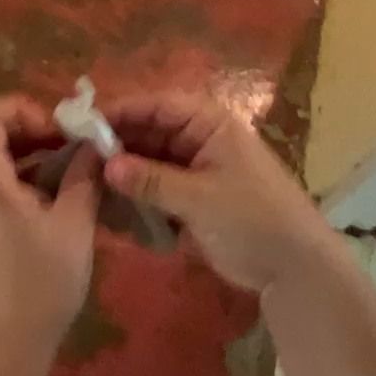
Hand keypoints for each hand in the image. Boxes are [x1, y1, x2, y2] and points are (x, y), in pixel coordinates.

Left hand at [0, 95, 100, 357]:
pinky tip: (60, 185)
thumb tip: (93, 143)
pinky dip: (26, 167)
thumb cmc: (44, 282)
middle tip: (67, 141)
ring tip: (71, 160)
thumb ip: (83, 175)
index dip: (22, 109)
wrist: (15, 339)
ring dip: (30, 145)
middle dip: (28, 123)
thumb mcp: (74, 224)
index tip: (58, 130)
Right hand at [100, 94, 336, 292]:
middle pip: (150, 130)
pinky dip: (137, 191)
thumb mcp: (199, 199)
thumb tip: (106, 166)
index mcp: (210, 124)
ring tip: (88, 179)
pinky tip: (110, 201)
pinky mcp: (194, 196)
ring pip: (150, 158)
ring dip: (124, 169)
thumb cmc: (253, 220)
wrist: (296, 270)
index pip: (158, 105)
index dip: (122, 112)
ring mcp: (197, 168)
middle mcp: (201, 139)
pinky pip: (157, 185)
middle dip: (118, 142)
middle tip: (79, 156)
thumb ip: (151, 180)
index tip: (84, 125)